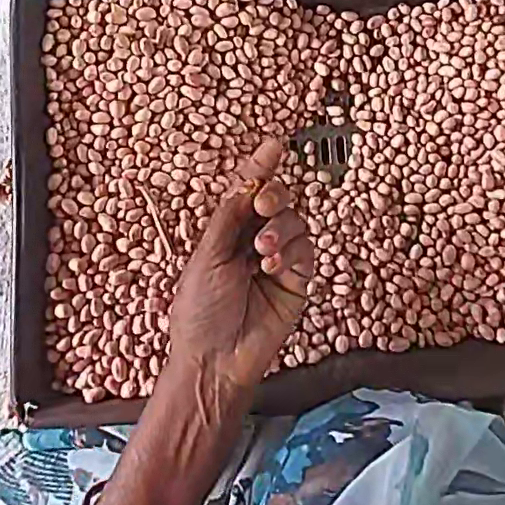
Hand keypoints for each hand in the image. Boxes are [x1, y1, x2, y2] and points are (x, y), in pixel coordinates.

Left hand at [163, 138, 314, 398]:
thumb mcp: (207, 255)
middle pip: (274, 201)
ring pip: (293, 221)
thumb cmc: (199, 310)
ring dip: (279, 228)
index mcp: (226, 232)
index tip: (273, 146)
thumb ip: (231, 216)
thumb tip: (248, 181)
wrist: (215, 358)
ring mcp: (277, 260)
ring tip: (263, 250)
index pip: (246, 191)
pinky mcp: (296, 279)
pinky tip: (273, 265)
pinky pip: (305, 249)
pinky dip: (291, 251)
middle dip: (272, 195)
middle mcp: (252, 241)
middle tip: (262, 204)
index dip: (259, 167)